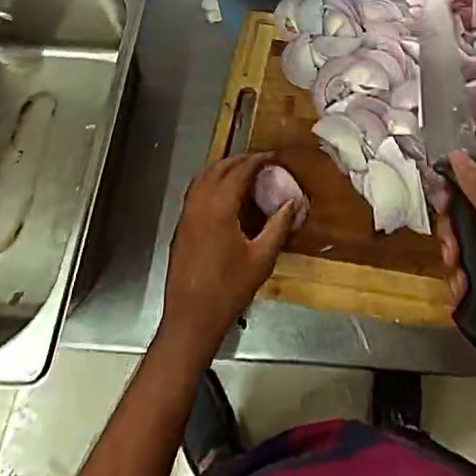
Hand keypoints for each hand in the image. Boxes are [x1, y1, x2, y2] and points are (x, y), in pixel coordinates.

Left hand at [160, 152, 295, 355]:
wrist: (191, 318)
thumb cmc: (229, 289)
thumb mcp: (262, 258)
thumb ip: (279, 226)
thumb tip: (294, 202)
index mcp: (218, 207)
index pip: (239, 171)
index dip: (257, 160)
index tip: (273, 156)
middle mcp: (198, 205)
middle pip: (217, 169)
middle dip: (239, 160)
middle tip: (260, 161)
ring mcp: (186, 216)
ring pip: (202, 179)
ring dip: (222, 170)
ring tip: (243, 173)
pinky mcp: (181, 228)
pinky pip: (195, 193)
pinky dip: (210, 184)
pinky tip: (225, 197)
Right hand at [437, 150, 475, 363]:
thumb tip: (456, 154)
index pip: (471, 184)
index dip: (452, 195)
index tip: (443, 209)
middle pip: (460, 216)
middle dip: (450, 236)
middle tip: (454, 253)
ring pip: (458, 245)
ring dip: (453, 263)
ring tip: (462, 279)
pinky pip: (463, 269)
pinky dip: (460, 281)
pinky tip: (464, 292)